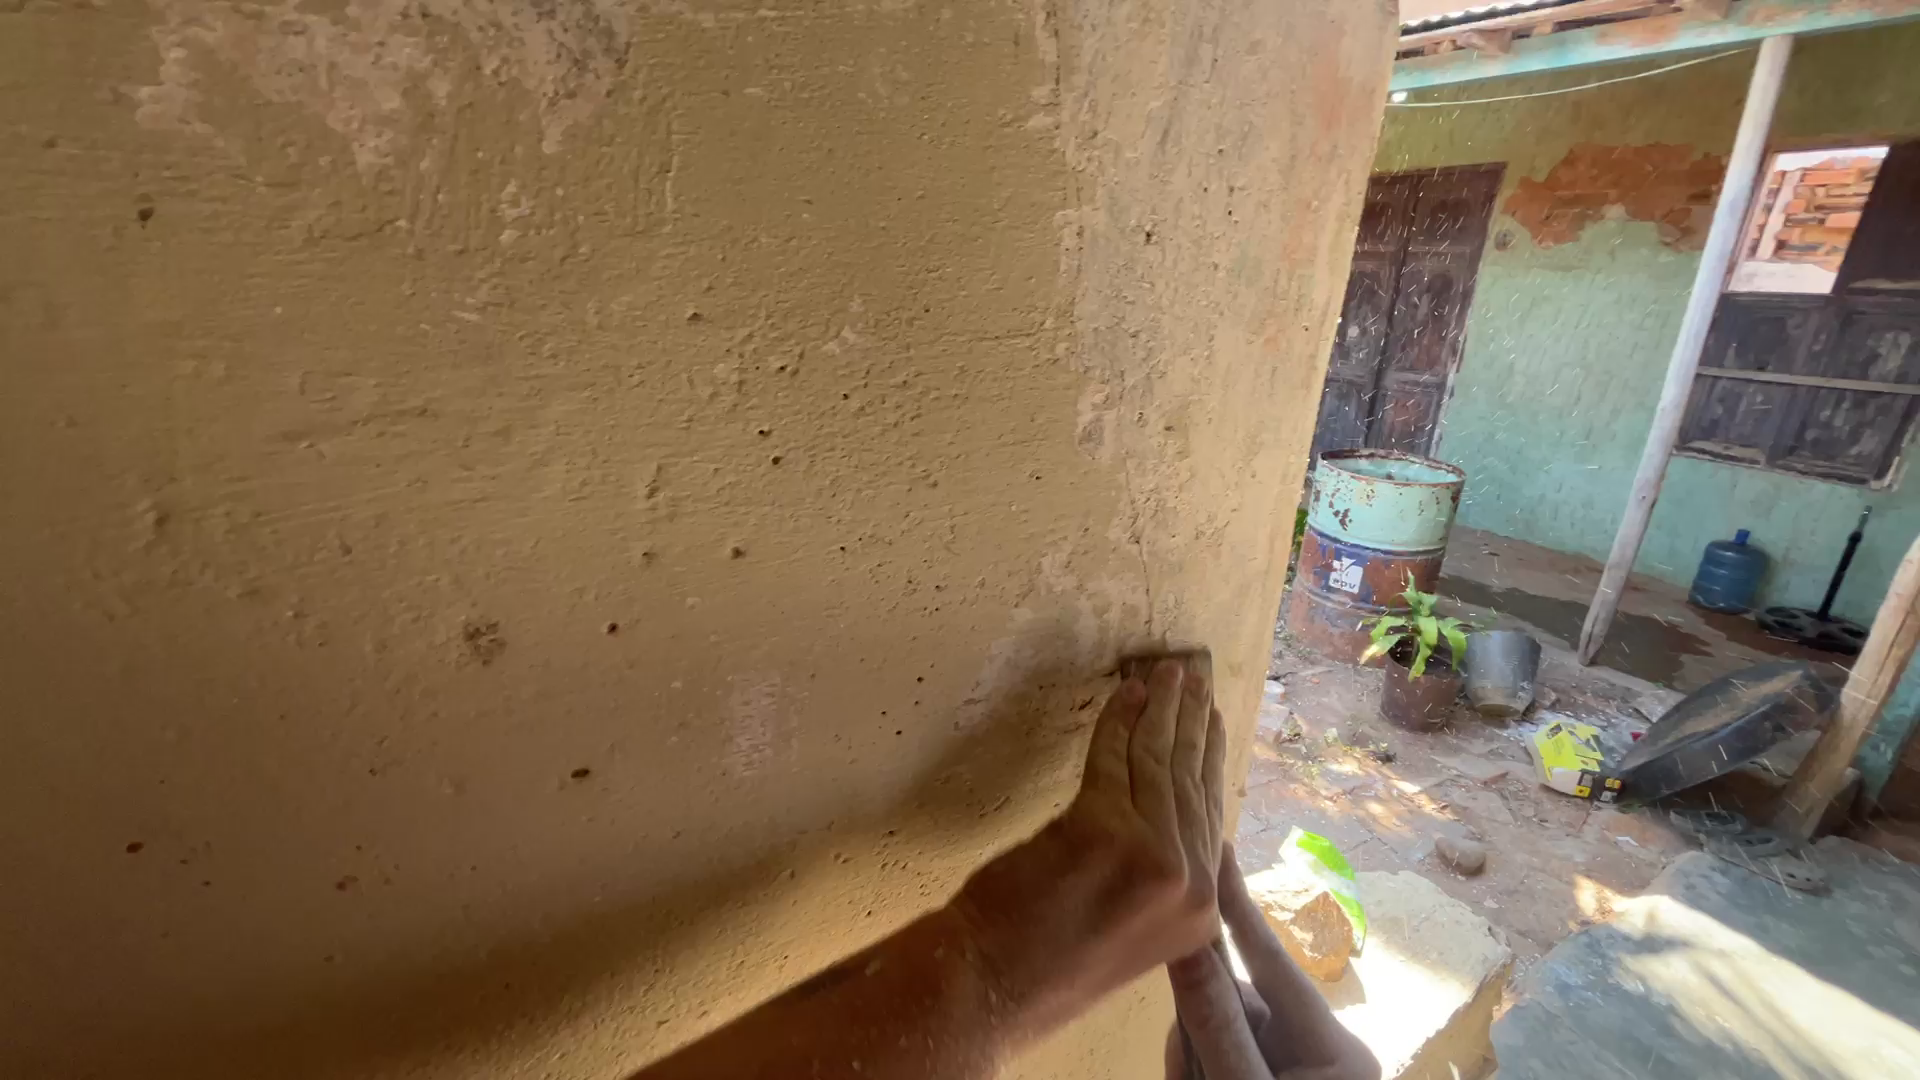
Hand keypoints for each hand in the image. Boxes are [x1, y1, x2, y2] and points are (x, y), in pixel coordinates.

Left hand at [954, 656, 1225, 1037]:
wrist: (993, 980)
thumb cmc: (1049, 948)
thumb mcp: (1129, 918)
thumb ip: (1158, 868)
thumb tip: (1167, 805)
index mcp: (1201, 910)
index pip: (1212, 812)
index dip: (1211, 757)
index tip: (1212, 718)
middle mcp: (1191, 884)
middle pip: (1192, 779)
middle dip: (1193, 720)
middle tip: (1195, 679)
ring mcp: (1153, 856)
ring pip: (1159, 760)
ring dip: (1161, 707)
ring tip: (1167, 673)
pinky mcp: (1105, 828)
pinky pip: (1114, 756)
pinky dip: (1118, 719)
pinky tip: (1126, 693)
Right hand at [1162, 846, 1379, 1079]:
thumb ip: (1217, 1021)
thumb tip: (1184, 943)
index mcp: (1333, 1043)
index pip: (1269, 955)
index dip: (1238, 901)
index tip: (1219, 843)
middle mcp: (1316, 1043)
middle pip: (1230, 1000)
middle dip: (1194, 1028)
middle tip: (1182, 1072)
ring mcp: (1294, 1062)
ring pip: (1215, 1025)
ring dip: (1192, 1054)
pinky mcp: (1273, 1074)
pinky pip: (1217, 1048)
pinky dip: (1196, 1066)